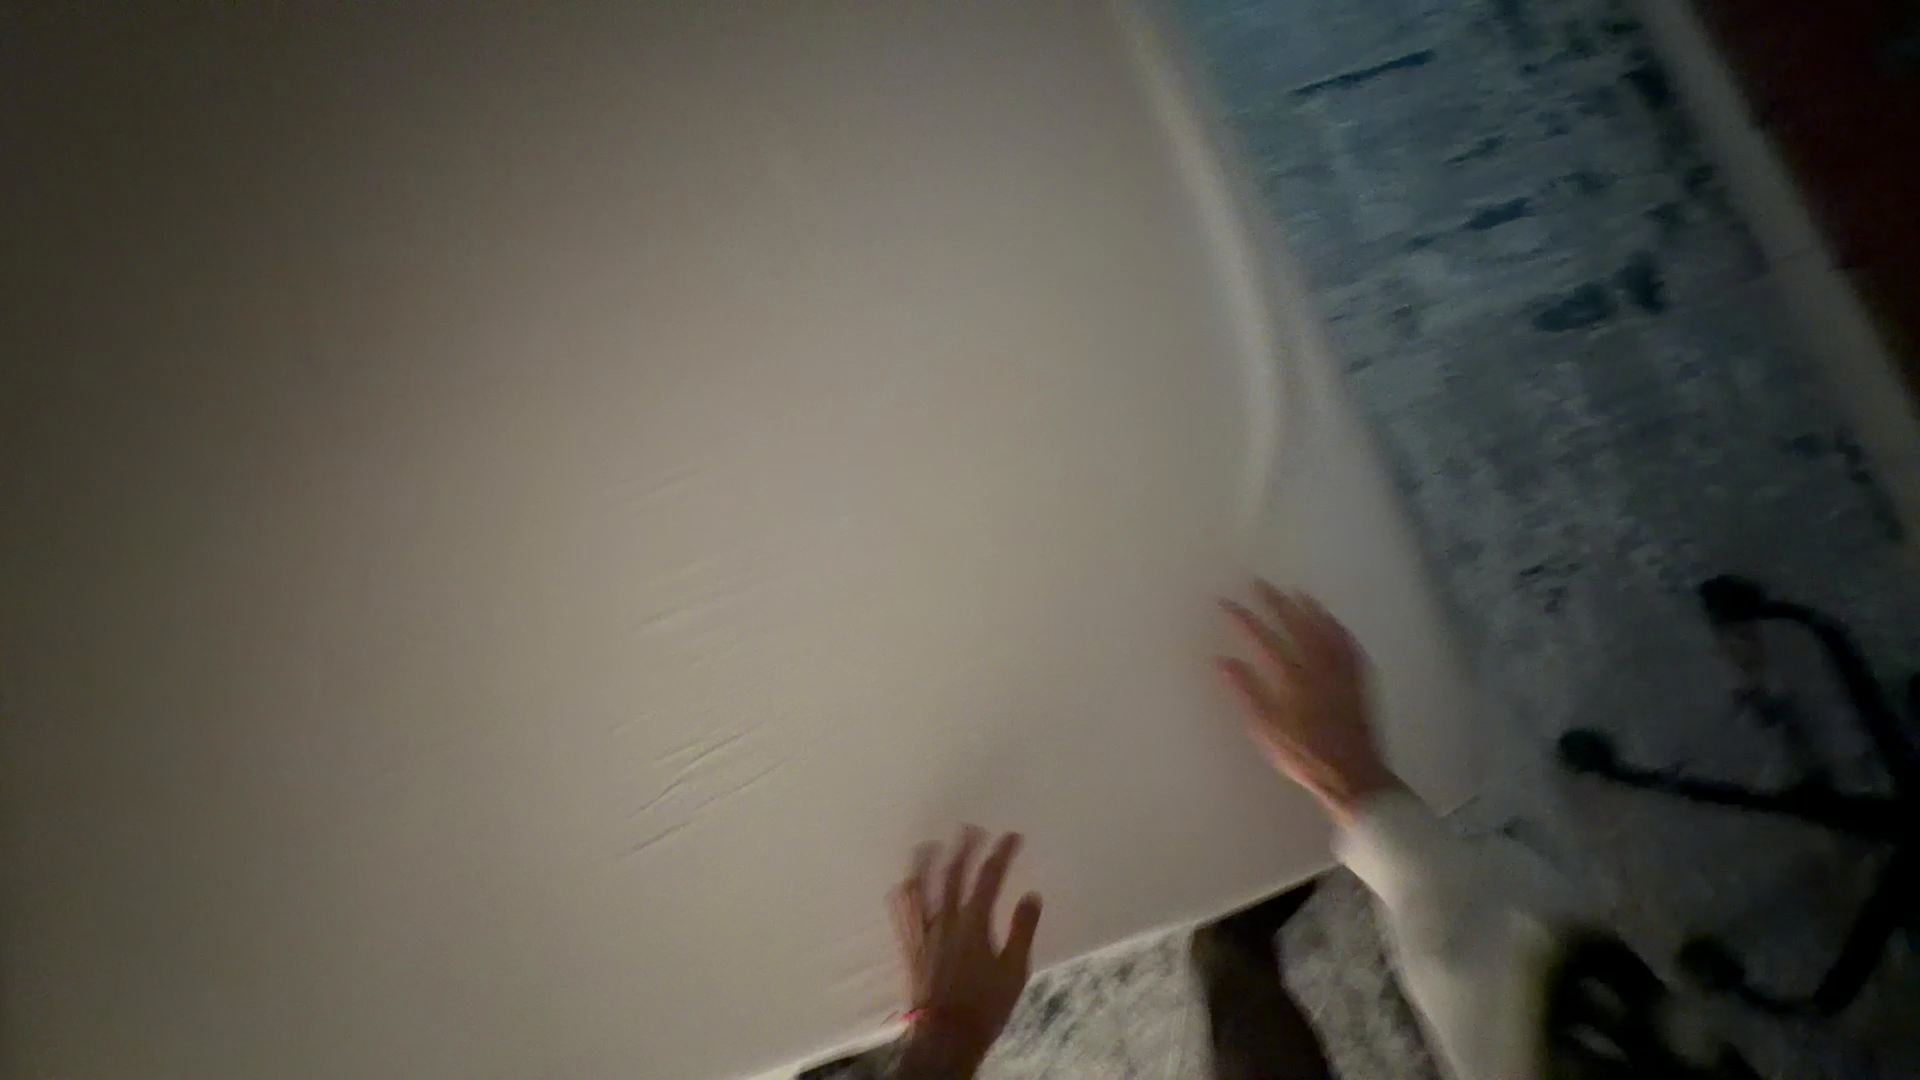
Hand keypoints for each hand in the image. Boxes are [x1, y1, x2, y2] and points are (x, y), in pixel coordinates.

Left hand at [889, 827, 1042, 1079]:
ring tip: (929, 844)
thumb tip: (1032, 895)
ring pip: (921, 886)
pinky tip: (903, 884)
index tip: (1011, 836)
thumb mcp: (1014, 971)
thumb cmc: (984, 1005)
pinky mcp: (909, 946)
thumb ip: (1022, 930)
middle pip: (952, 872)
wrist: (945, 1037)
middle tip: (970, 828)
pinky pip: (902, 913)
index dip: (1001, 852)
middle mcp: (945, 917)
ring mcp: (924, 930)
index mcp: (974, 920)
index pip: (989, 876)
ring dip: (926, 862)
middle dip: (962, 846)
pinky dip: (904, 894)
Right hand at [1216, 581, 1399, 825]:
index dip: (1241, 618)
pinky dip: (1338, 629)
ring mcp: (1341, 671)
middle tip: (1259, 583)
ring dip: (1308, 608)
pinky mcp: (1358, 681)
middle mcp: (1317, 666)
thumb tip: (1222, 661)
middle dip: (1274, 602)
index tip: (1225, 602)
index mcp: (1290, 677)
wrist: (1352, 776)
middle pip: (1294, 624)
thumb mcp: (1264, 727)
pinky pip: (1349, 646)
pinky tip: (1334, 622)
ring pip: (1324, 629)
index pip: (1261, 637)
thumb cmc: (1302, 754)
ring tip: (1296, 592)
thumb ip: (1245, 691)